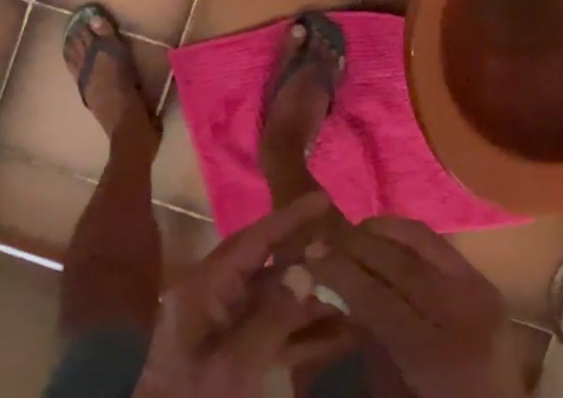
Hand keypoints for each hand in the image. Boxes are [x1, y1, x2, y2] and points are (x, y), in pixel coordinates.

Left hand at [135, 193, 345, 397]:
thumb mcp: (233, 362)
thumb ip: (271, 316)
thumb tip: (304, 272)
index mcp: (205, 286)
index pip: (253, 240)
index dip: (289, 218)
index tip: (323, 200)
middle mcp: (215, 298)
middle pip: (268, 268)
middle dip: (307, 262)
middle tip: (349, 250)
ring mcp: (225, 330)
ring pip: (276, 304)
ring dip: (314, 305)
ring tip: (357, 301)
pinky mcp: (234, 359)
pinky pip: (275, 337)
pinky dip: (306, 337)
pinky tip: (342, 338)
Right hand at [304, 216, 524, 397]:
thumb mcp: (393, 389)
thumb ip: (367, 337)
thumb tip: (333, 288)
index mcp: (439, 358)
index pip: (379, 300)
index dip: (340, 272)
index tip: (309, 254)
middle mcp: (464, 317)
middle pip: (400, 265)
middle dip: (355, 246)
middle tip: (323, 238)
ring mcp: (480, 293)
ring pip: (421, 241)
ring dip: (380, 231)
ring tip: (351, 233)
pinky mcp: (485, 282)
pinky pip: (439, 245)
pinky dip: (405, 235)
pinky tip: (382, 237)